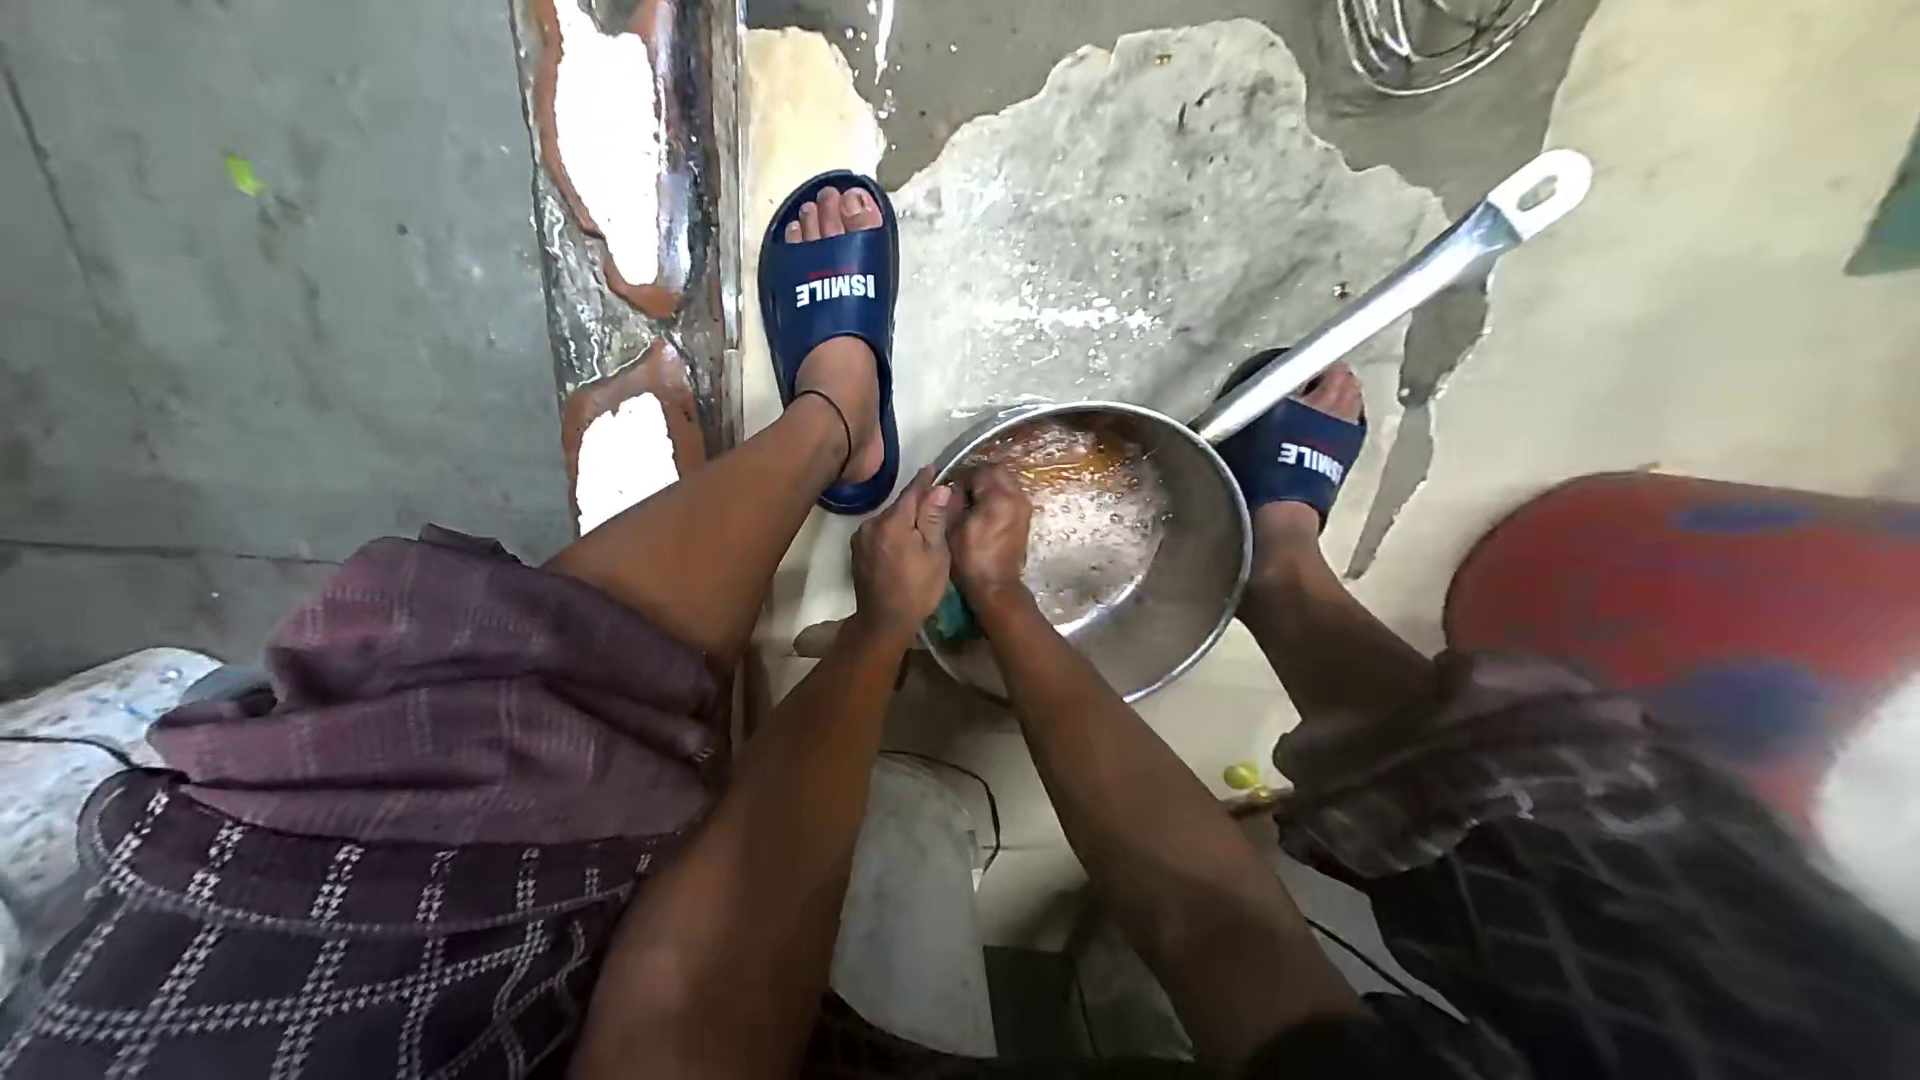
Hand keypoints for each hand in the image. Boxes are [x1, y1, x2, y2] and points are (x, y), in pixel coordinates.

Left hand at [851, 467, 953, 635]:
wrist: (884, 621)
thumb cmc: (917, 589)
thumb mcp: (935, 553)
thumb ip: (934, 517)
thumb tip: (940, 488)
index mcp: (893, 521)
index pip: (912, 491)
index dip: (925, 480)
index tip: (935, 469)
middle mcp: (872, 523)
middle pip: (899, 506)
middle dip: (917, 502)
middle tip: (936, 501)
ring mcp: (861, 537)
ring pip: (889, 519)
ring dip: (903, 518)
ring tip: (921, 525)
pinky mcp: (857, 550)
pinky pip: (879, 532)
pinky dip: (892, 531)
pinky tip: (903, 542)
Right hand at [949, 465, 1032, 610]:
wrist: (996, 585)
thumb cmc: (970, 559)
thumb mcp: (952, 529)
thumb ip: (952, 502)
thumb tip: (954, 488)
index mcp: (997, 499)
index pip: (980, 472)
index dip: (964, 478)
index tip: (953, 490)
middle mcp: (1016, 498)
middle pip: (998, 470)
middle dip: (980, 476)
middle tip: (965, 491)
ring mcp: (1024, 506)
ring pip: (1008, 480)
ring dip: (991, 484)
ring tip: (975, 500)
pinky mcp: (1026, 516)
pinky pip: (1013, 493)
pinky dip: (1000, 494)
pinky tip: (987, 509)